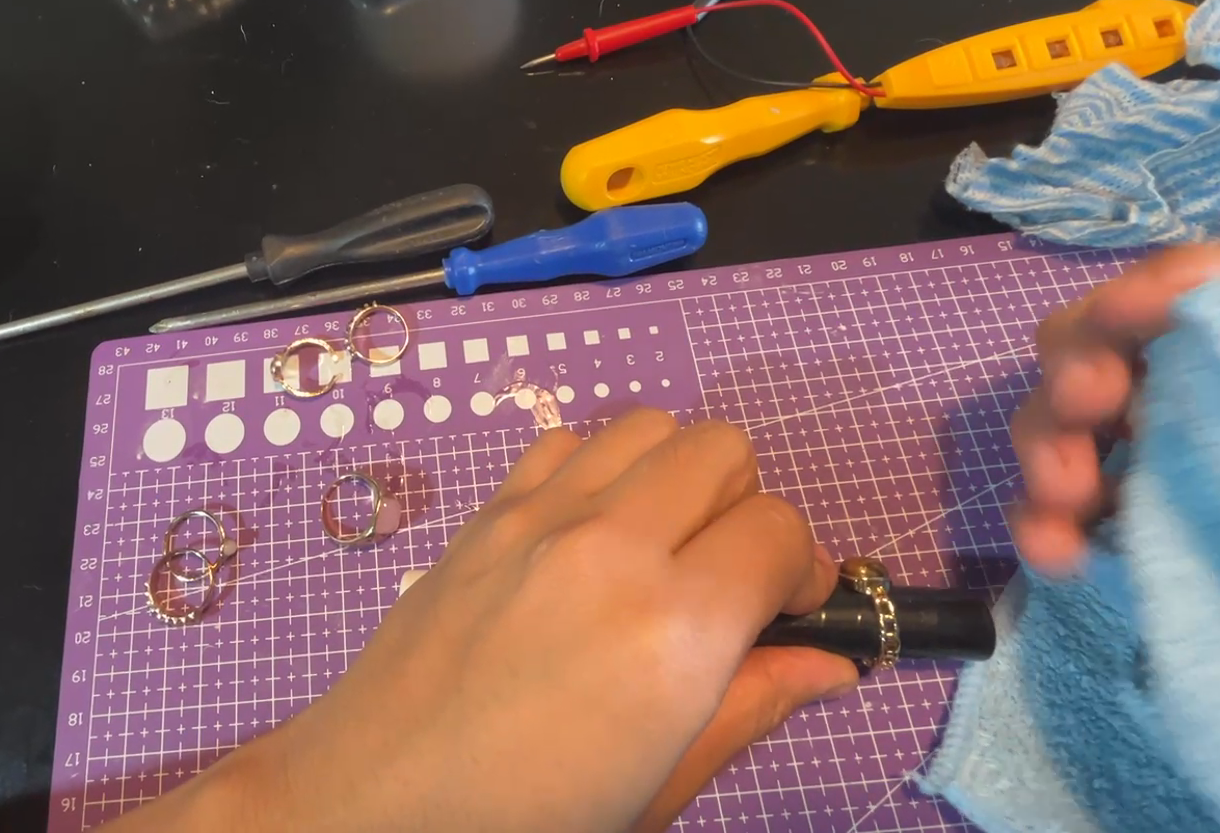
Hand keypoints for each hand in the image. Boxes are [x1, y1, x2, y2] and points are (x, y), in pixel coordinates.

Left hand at [122, 410, 855, 832]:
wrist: (387, 787)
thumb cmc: (535, 811)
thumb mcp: (665, 781)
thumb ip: (754, 703)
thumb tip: (832, 659)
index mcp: (674, 629)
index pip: (778, 528)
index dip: (801, 565)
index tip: (787, 603)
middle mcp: (612, 543)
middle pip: (719, 445)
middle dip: (743, 499)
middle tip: (721, 566)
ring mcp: (542, 511)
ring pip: (646, 424)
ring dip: (673, 471)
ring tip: (656, 538)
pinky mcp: (491, 504)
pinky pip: (567, 440)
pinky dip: (595, 467)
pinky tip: (582, 528)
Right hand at [1011, 242, 1219, 575]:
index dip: (1187, 282)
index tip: (1129, 311)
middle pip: (1127, 336)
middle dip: (1084, 363)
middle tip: (1081, 405)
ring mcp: (1174, 449)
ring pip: (1072, 412)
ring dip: (1052, 445)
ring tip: (1061, 497)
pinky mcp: (1137, 509)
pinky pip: (1066, 497)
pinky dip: (1048, 519)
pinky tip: (1055, 552)